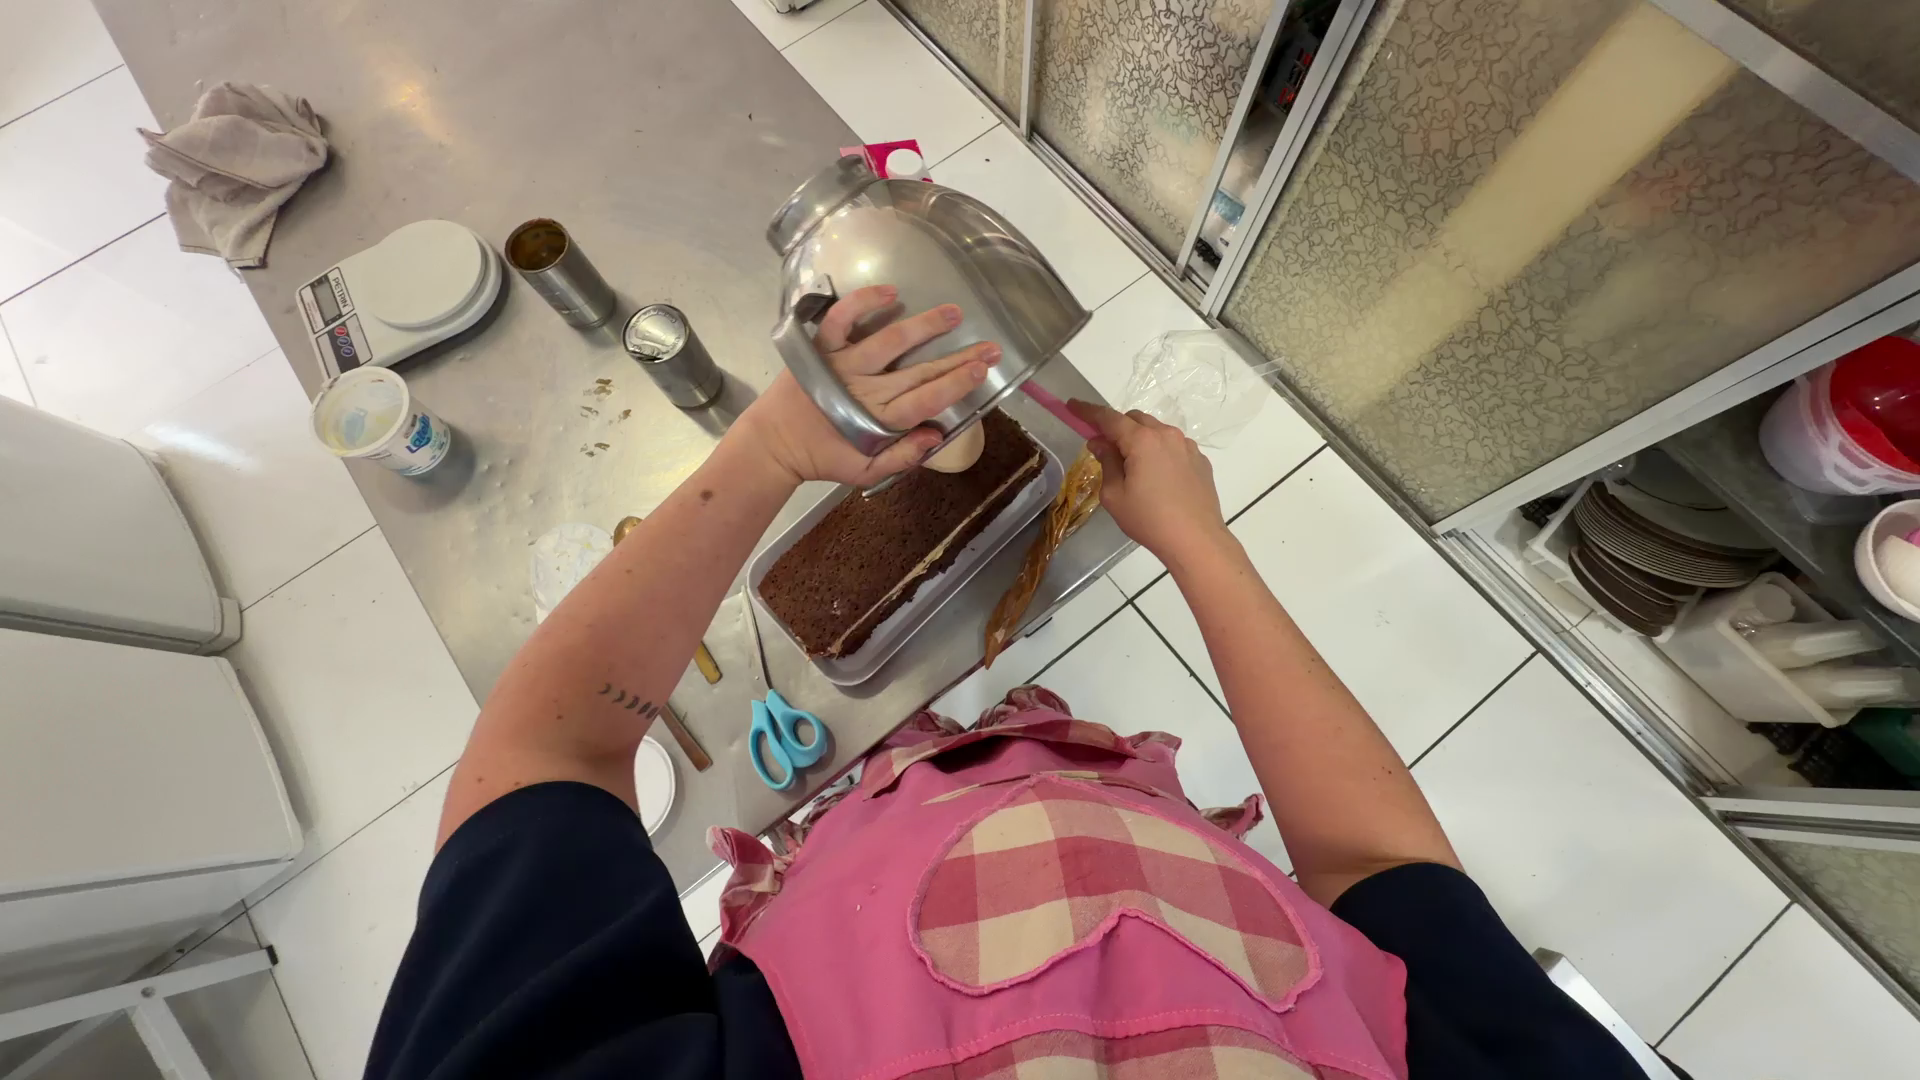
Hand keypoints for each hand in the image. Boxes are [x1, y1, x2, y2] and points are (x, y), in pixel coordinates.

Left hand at [736, 285, 999, 486]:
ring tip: (953, 313)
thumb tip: (936, 435)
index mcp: (877, 421)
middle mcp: (864, 389)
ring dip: (923, 325)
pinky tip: (891, 292)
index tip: (982, 369)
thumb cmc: (825, 457)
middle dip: (958, 357)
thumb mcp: (864, 473)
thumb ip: (902, 457)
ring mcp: (842, 365)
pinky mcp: (821, 348)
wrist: (774, 442)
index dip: (956, 383)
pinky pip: (841, 318)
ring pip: (889, 340)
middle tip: (990, 346)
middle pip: (919, 371)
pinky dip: (863, 302)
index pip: (926, 399)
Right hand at [1069, 400, 1231, 566]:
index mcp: (1142, 441)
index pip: (1109, 418)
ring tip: (1132, 468)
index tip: (1072, 406)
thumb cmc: (1149, 519)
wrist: (1196, 540)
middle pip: (1135, 419)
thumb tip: (1100, 443)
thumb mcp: (1114, 495)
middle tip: (1104, 449)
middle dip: (1116, 427)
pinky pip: (1173, 447)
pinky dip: (1158, 452)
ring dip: (1139, 439)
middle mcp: (1167, 435)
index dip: (1087, 411)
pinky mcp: (1200, 460)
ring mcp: (1187, 446)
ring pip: (1156, 431)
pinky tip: (1157, 478)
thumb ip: (1106, 463)